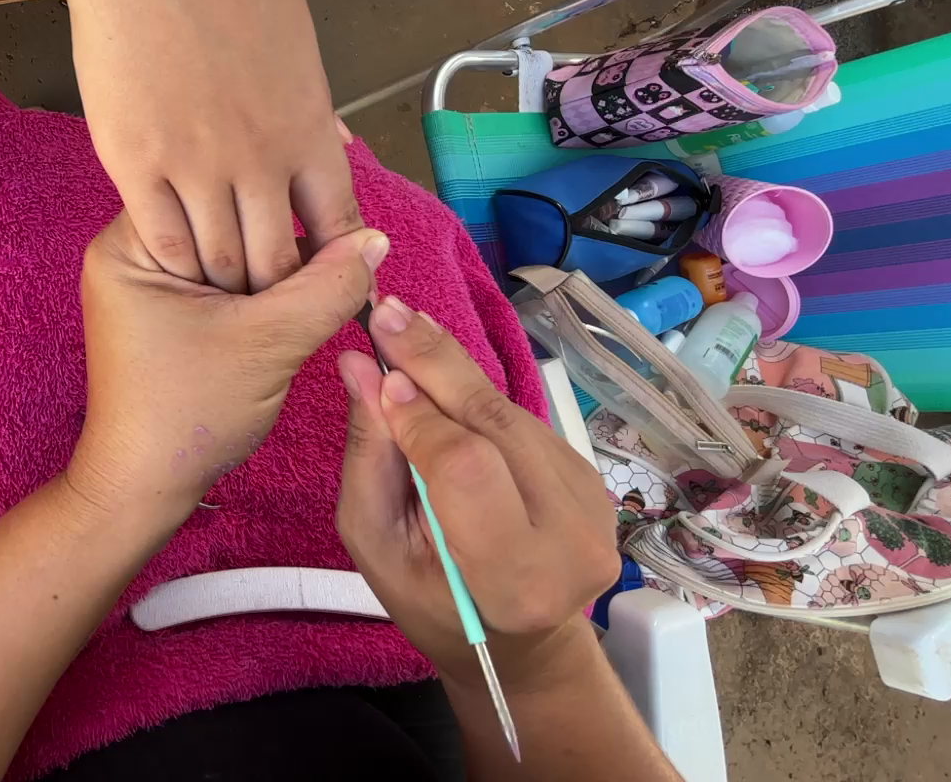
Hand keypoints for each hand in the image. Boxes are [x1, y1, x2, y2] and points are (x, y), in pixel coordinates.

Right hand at [0, 0, 362, 295]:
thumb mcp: (294, 42)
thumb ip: (308, 111)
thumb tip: (328, 147)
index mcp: (310, 126)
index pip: (337, 229)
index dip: (334, 272)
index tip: (323, 288)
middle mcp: (260, 158)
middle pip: (276, 264)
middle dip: (273, 293)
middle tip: (261, 304)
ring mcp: (196, 162)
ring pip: (219, 263)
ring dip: (223, 286)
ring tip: (216, 295)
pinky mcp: (133, 158)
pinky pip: (163, 241)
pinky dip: (176, 264)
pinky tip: (174, 267)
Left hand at [67, 212, 388, 524]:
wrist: (146, 483)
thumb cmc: (189, 414)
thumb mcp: (267, 344)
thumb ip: (326, 288)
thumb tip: (374, 239)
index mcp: (130, 243)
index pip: (212, 190)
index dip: (278, 204)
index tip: (332, 221)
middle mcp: (131, 250)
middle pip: (222, 218)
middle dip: (279, 241)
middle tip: (332, 260)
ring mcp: (148, 279)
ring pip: (230, 250)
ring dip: (275, 268)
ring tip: (316, 286)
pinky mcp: (166, 307)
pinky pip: (223, 279)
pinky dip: (259, 290)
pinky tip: (294, 300)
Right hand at [334, 295, 619, 689]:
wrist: (518, 640)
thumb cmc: (428, 600)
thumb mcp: (374, 539)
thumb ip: (371, 454)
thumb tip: (360, 365)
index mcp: (513, 576)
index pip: (466, 467)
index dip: (418, 412)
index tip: (374, 362)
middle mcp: (571, 535)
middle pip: (494, 423)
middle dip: (434, 360)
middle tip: (386, 309)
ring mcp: (590, 500)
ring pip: (504, 410)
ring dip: (449, 366)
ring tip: (403, 327)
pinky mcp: (588, 473)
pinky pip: (516, 415)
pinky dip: (470, 386)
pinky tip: (437, 365)